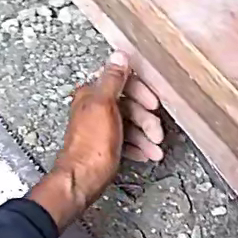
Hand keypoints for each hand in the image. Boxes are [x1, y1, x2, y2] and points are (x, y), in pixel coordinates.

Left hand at [27, 51, 163, 226]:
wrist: (81, 182)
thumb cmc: (91, 148)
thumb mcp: (105, 107)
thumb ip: (113, 80)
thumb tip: (118, 55)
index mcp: (92, 94)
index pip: (122, 81)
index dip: (141, 92)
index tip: (153, 104)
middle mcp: (93, 108)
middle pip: (129, 104)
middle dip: (146, 119)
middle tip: (156, 132)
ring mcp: (98, 128)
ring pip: (129, 124)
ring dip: (145, 136)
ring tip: (154, 150)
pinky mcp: (103, 146)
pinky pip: (125, 140)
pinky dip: (137, 146)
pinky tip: (145, 154)